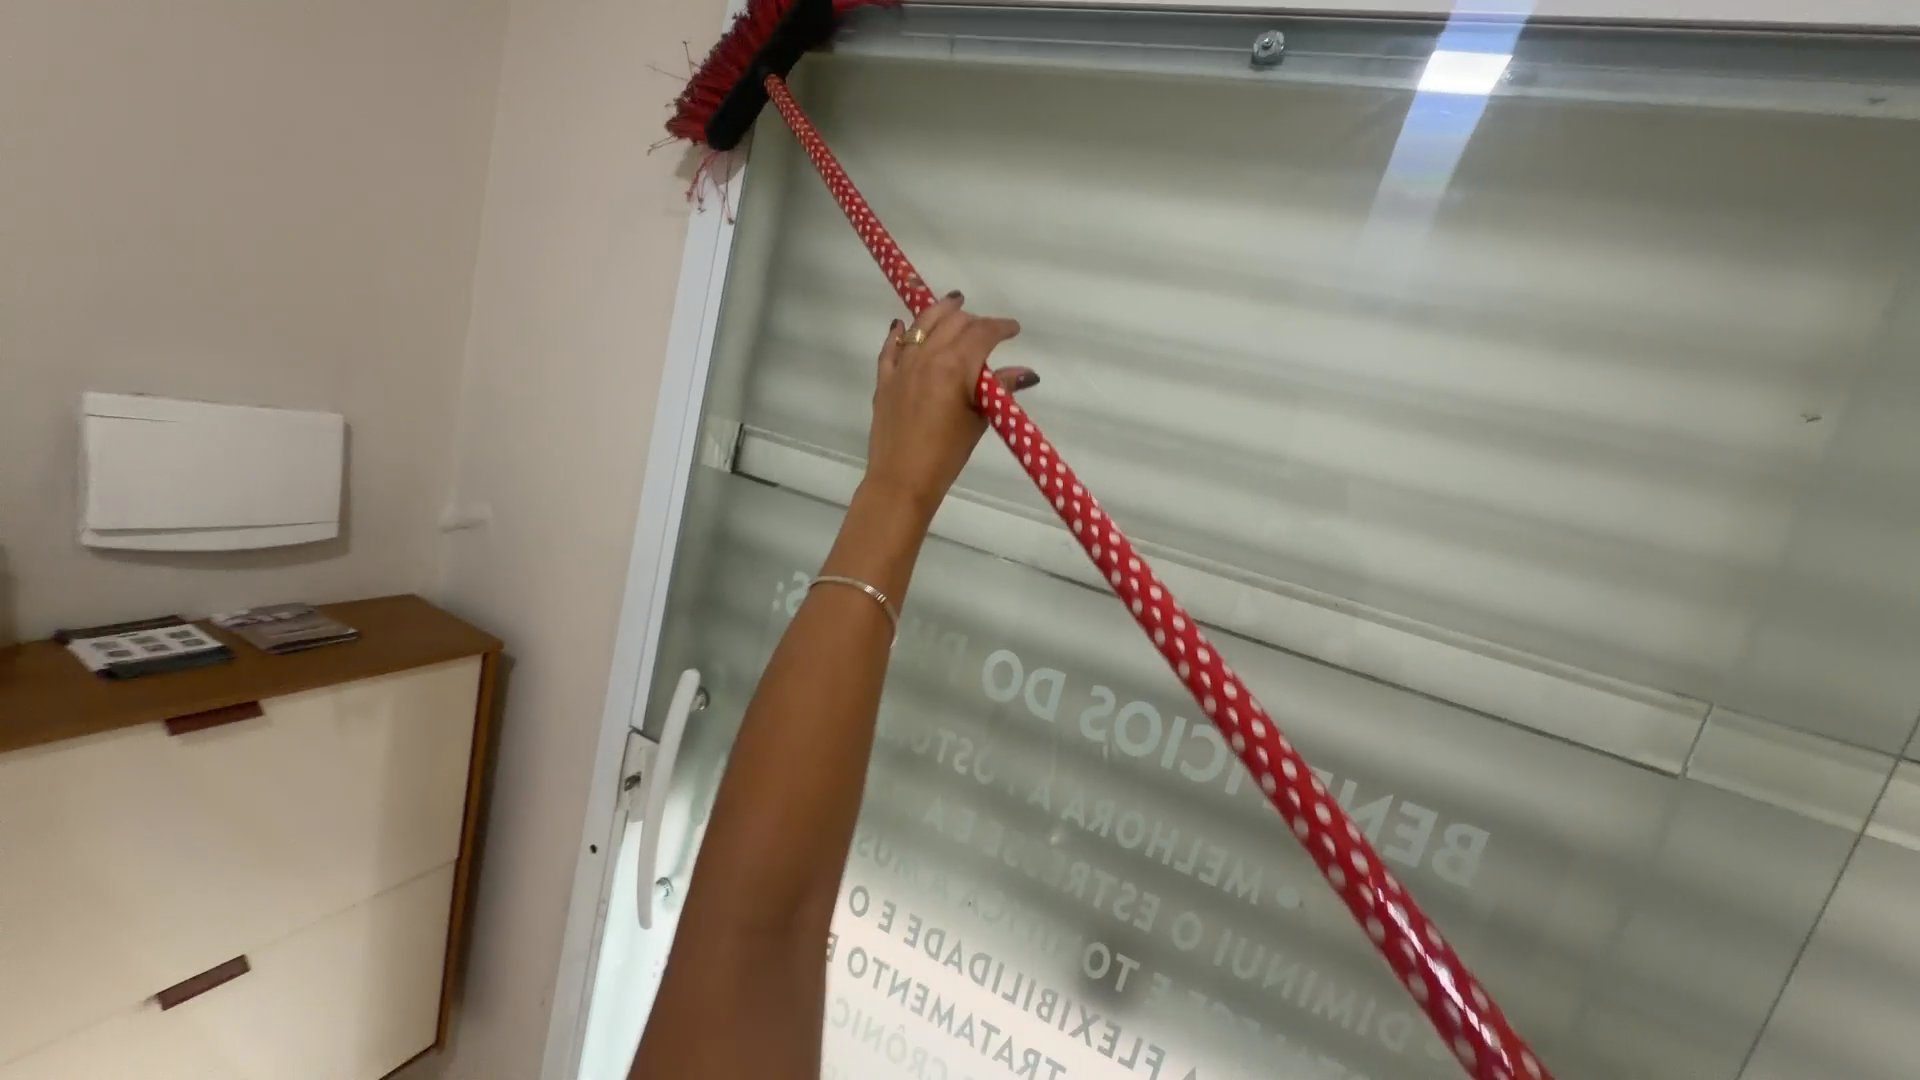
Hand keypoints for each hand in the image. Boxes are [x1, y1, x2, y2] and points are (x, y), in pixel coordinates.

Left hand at [863, 292, 1035, 517]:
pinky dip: (899, 333)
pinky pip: (891, 347)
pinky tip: (901, 326)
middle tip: (987, 330)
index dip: (1001, 327)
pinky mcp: (885, 380)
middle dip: (974, 320)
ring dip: (940, 312)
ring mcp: (902, 366)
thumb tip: (1026, 374)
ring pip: (921, 325)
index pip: (982, 333)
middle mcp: (927, 356)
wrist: (901, 479)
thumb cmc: (946, 455)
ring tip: (953, 304)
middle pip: (954, 322)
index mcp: (954, 365)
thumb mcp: (978, 420)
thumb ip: (999, 389)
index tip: (1013, 329)